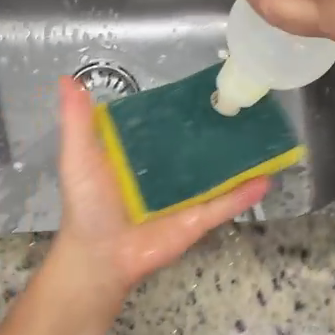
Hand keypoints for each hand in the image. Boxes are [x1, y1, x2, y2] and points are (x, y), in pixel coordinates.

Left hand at [49, 76, 270, 299]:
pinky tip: (267, 178)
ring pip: (216, 175)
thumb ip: (77, 120)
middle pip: (194, 149)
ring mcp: (182, 198)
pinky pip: (224, 205)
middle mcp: (162, 174)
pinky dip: (244, 194)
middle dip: (217, 131)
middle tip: (243, 107)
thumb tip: (67, 78)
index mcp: (135, 156)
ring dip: (240, 160)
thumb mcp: (77, 157)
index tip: (202, 88)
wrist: (99, 256)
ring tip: (265, 136)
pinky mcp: (195, 221)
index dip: (178, 108)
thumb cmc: (87, 205)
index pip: (160, 126)